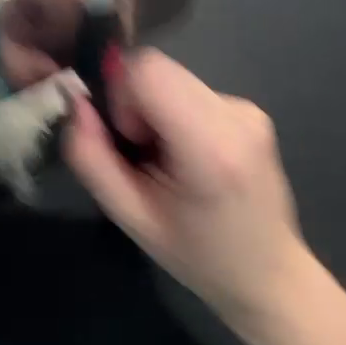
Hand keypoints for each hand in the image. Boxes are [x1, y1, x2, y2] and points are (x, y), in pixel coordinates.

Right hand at [64, 51, 345, 344]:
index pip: (147, 69)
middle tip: (146, 153)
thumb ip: (91, 157)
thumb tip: (75, 102)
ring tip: (171, 160)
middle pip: (157, 67)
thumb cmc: (197, 254)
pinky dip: (178, 113)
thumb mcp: (130, 217)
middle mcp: (236, 114)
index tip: (131, 141)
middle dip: (136, 103)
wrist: (270, 277)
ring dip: (155, 108)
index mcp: (210, 145)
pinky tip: (193, 157)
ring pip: (172, 76)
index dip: (122, 97)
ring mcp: (249, 108)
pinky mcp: (253, 108)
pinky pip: (191, 89)